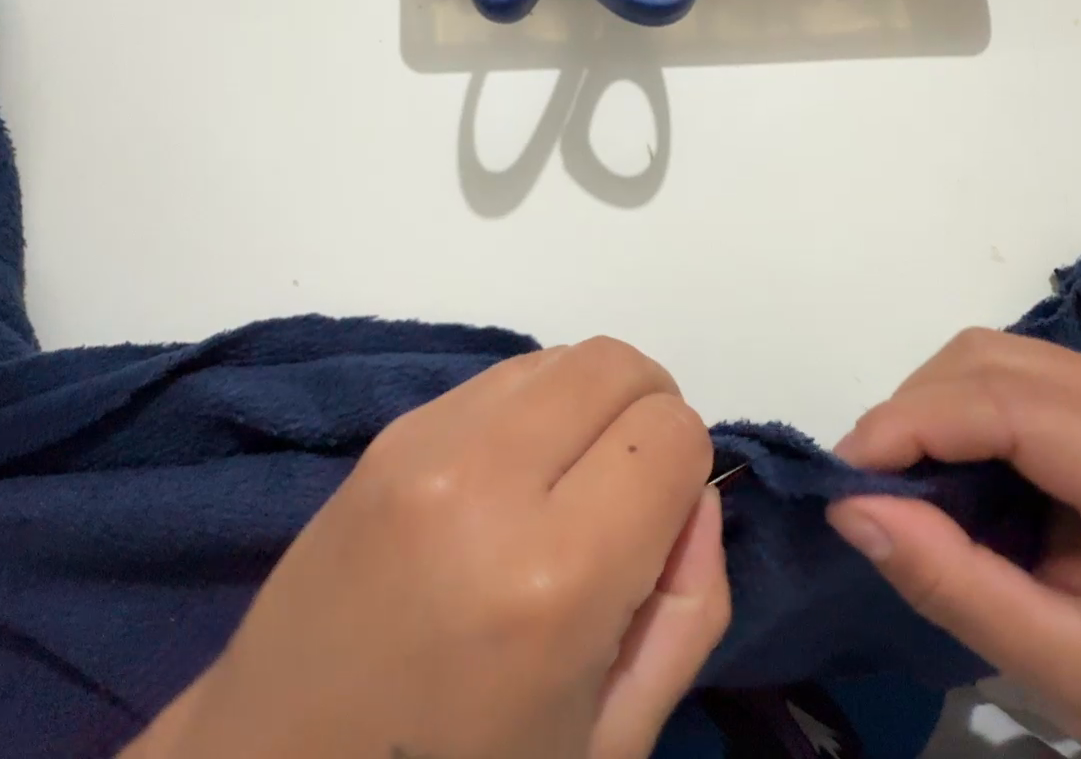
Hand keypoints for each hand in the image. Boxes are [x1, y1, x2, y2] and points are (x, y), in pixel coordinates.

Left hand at [124, 339, 729, 758]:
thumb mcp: (615, 734)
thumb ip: (691, 603)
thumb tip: (695, 492)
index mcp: (556, 576)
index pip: (674, 433)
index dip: (687, 473)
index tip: (658, 526)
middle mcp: (484, 481)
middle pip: (618, 366)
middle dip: (650, 414)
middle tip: (626, 492)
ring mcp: (421, 445)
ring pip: (560, 358)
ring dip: (589, 406)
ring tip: (564, 486)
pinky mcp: (384, 434)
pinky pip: (498, 380)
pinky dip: (532, 409)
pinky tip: (507, 480)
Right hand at [824, 329, 1080, 758]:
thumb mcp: (1057, 670)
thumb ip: (950, 583)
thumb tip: (848, 504)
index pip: (1018, 407)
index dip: (914, 421)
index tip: (845, 471)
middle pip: (1005, 362)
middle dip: (917, 410)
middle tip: (875, 483)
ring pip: (1007, 355)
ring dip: (937, 403)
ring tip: (914, 476)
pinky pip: (1027, 373)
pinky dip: (967, 406)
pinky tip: (963, 464)